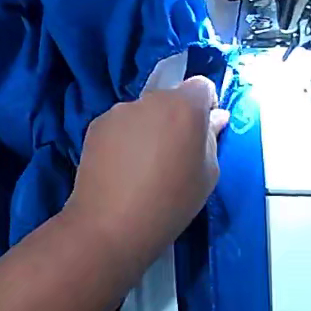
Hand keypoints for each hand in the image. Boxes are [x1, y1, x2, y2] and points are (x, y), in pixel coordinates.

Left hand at [66, 76, 228, 260]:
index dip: (206, 105)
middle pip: (170, 99)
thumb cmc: (170, 203)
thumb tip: (214, 117)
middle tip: (172, 155)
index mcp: (184, 107)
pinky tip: (120, 168)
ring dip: (148, 128)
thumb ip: (212, 139)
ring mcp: (119, 110)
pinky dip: (124, 138)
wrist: (109, 224)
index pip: (201, 86)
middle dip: (175, 118)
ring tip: (142, 166)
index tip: (202, 133)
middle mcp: (150, 99)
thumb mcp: (207, 176)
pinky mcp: (96, 124)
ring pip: (143, 112)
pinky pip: (120, 125)